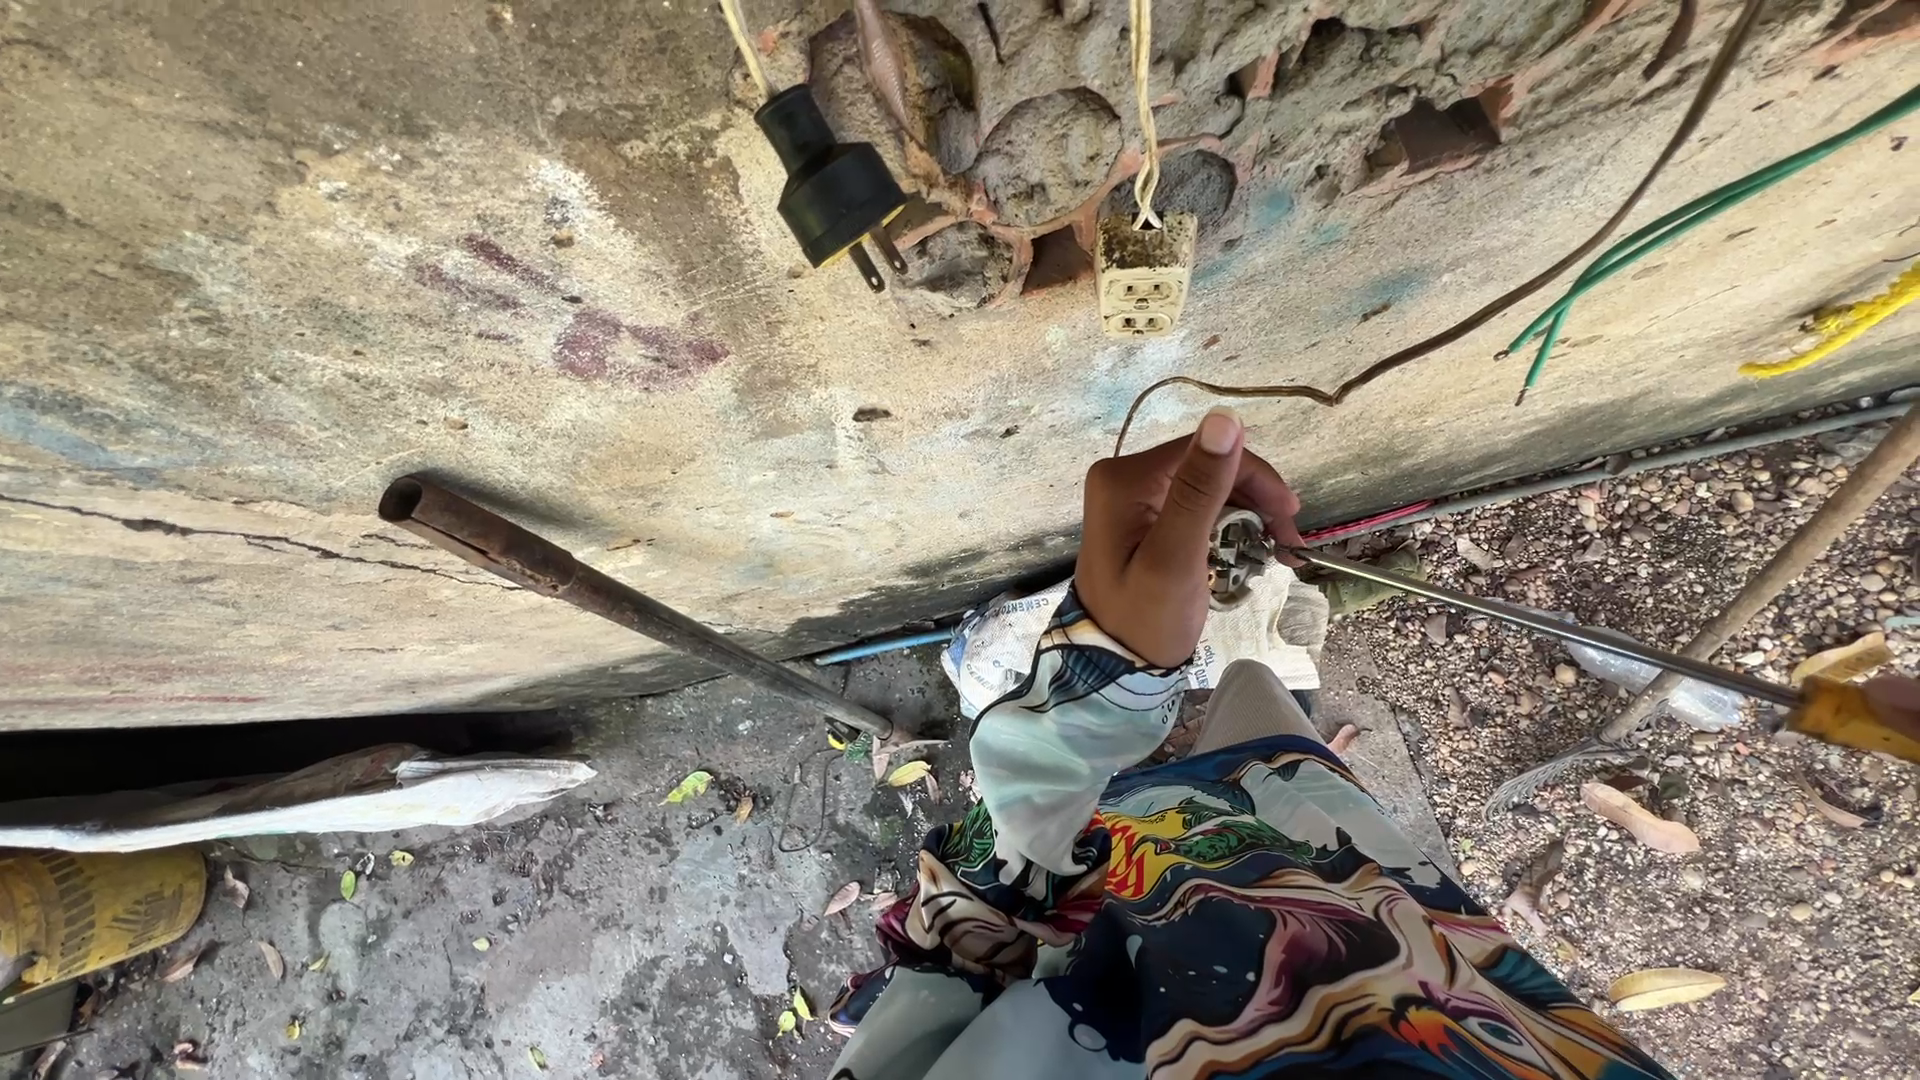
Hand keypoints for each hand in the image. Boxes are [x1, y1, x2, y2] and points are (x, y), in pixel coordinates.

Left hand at [1075, 408, 1303, 667]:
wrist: (1112, 664)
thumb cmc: (1144, 619)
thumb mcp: (1175, 557)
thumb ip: (1199, 490)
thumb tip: (1225, 417)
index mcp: (1124, 479)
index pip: (1206, 451)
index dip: (1256, 479)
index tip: (1289, 521)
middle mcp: (1123, 478)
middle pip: (1209, 467)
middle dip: (1256, 500)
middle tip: (1288, 543)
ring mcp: (1131, 498)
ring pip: (1208, 486)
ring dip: (1248, 513)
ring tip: (1277, 551)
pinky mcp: (1142, 519)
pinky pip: (1195, 506)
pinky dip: (1228, 525)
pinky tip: (1252, 548)